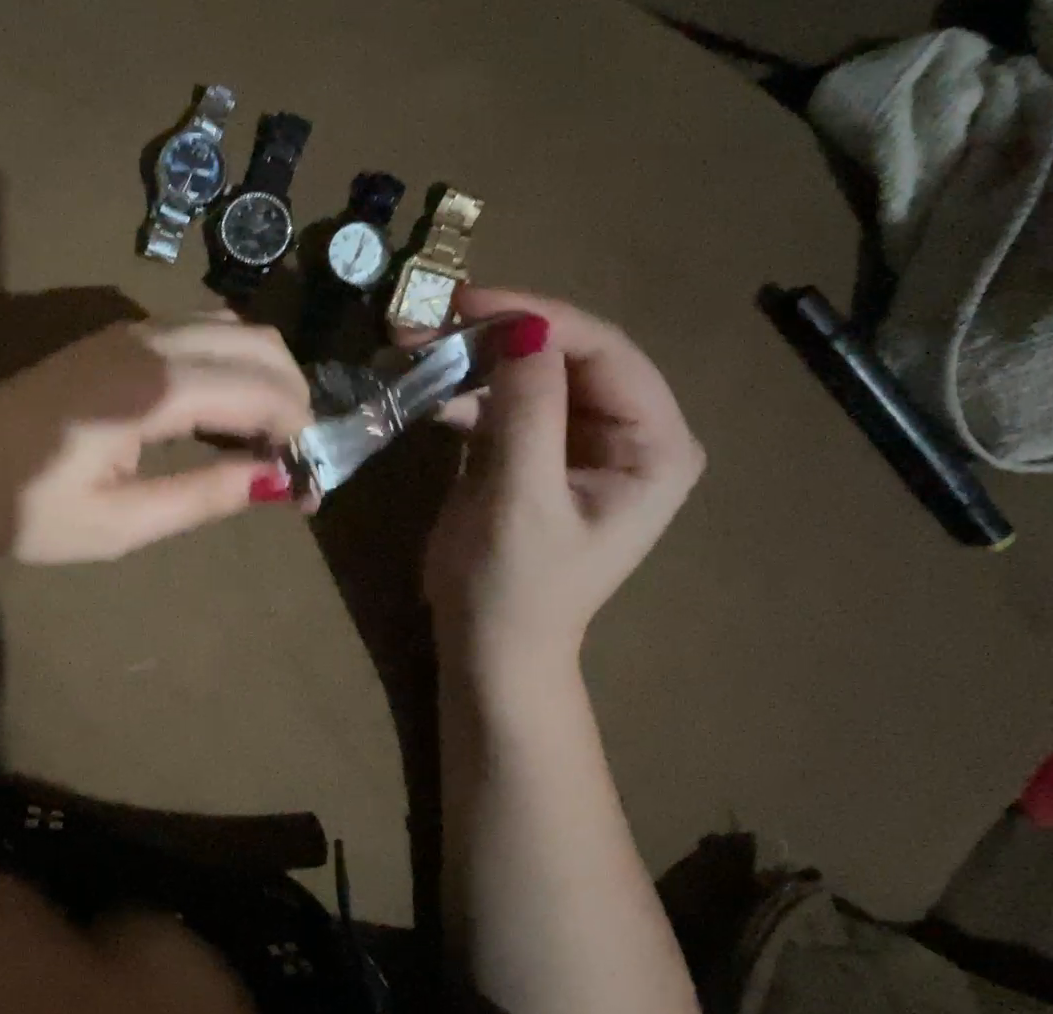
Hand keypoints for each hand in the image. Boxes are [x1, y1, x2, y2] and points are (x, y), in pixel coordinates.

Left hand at [0, 313, 311, 563]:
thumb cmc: (23, 510)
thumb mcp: (119, 523)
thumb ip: (205, 495)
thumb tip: (277, 481)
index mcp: (152, 388)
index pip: (262, 390)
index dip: (299, 434)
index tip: (310, 488)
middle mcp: (147, 342)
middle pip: (257, 343)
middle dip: (292, 397)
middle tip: (293, 463)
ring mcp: (124, 332)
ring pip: (227, 328)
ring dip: (260, 376)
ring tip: (260, 444)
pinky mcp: (107, 341)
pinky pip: (193, 334)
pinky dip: (226, 365)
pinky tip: (215, 417)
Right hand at [408, 288, 704, 662]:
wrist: (489, 648)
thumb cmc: (514, 585)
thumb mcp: (520, 497)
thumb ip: (526, 409)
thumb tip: (519, 325)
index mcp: (655, 446)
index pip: (605, 353)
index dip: (539, 318)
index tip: (465, 303)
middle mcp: (628, 434)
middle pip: (569, 355)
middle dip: (501, 334)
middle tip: (432, 321)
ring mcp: (580, 444)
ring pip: (533, 374)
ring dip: (477, 360)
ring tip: (419, 349)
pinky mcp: (537, 456)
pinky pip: (508, 405)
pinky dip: (468, 394)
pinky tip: (430, 394)